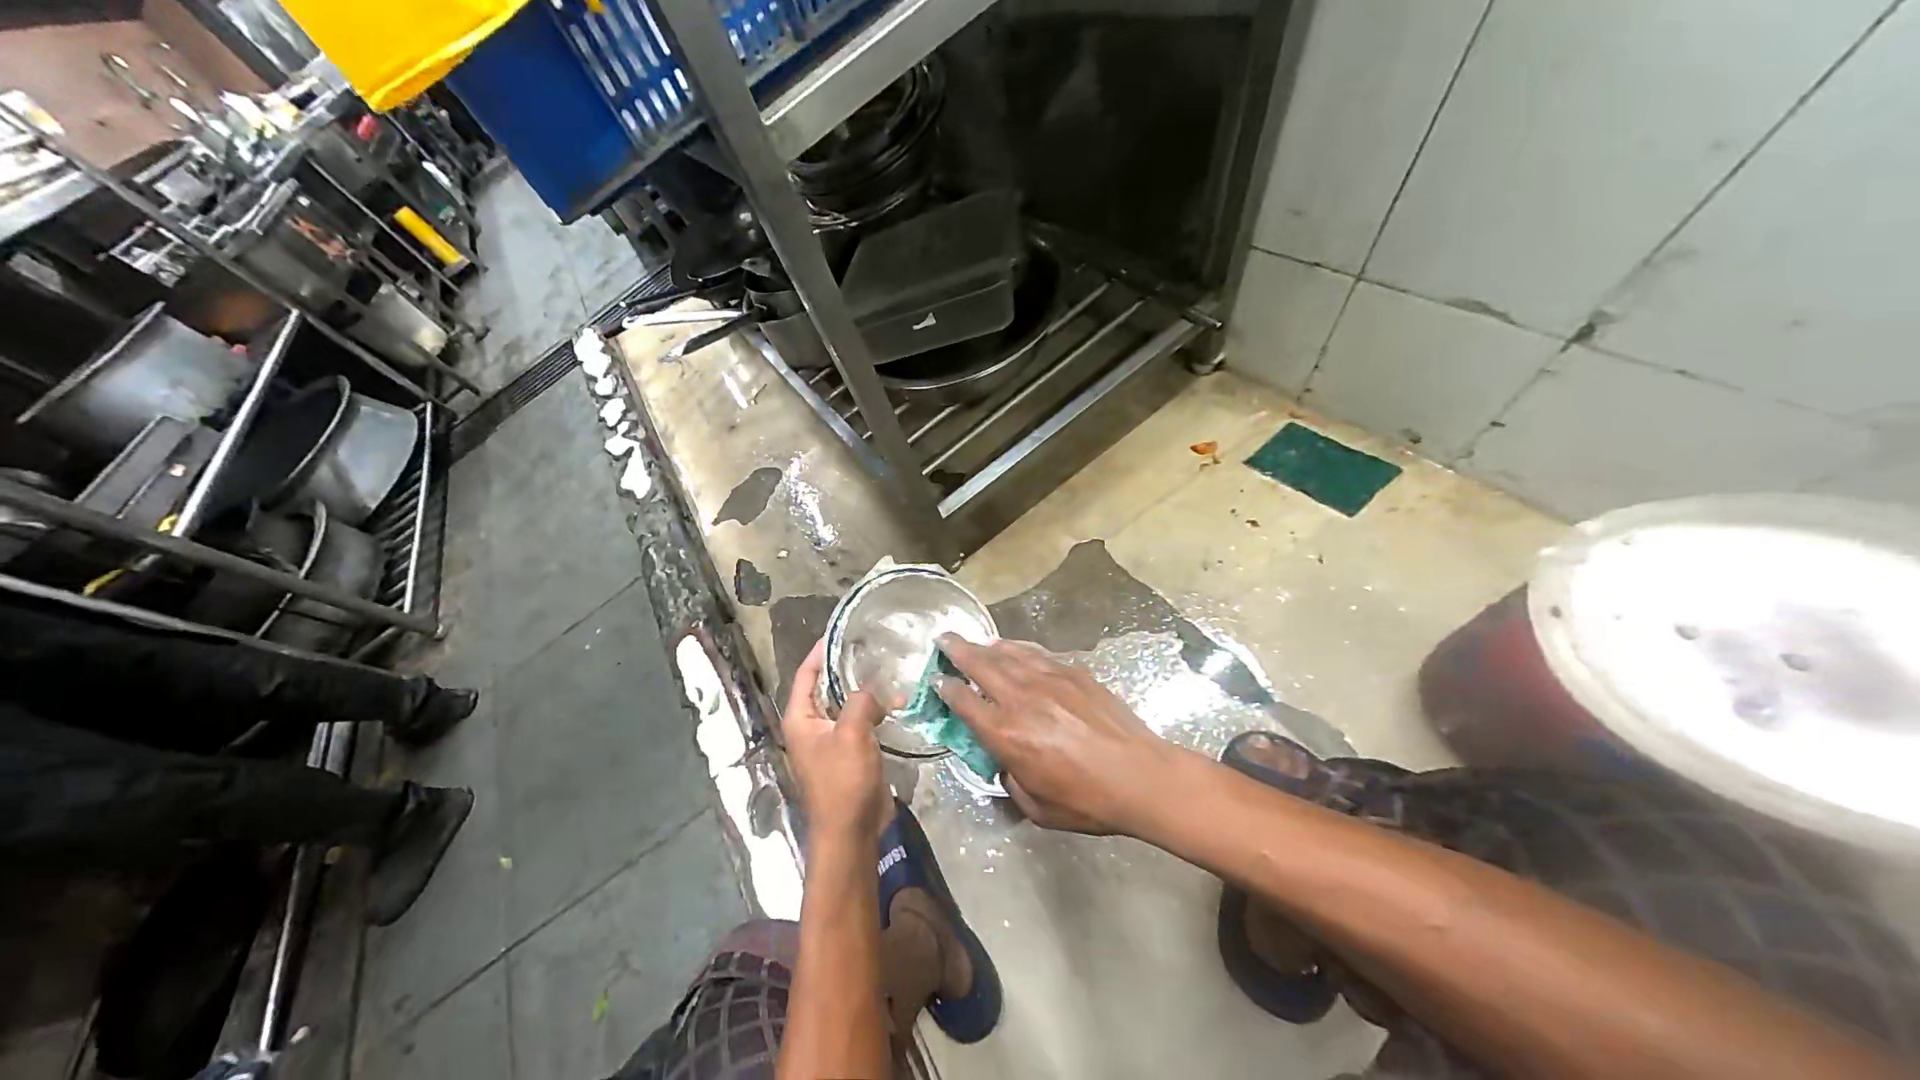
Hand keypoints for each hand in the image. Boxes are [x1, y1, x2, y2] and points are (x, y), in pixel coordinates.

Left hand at [782, 638, 888, 842]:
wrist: (851, 830)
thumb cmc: (843, 781)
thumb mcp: (851, 734)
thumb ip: (860, 701)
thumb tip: (873, 690)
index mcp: (800, 719)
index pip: (805, 674)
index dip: (820, 651)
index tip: (840, 630)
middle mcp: (811, 726)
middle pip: (825, 687)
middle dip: (845, 667)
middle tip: (871, 645)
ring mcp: (831, 741)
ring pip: (846, 705)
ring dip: (863, 689)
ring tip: (887, 667)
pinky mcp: (850, 754)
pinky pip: (860, 723)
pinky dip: (873, 710)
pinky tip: (895, 701)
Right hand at [936, 635, 1189, 834]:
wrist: (1140, 776)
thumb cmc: (1086, 800)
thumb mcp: (1036, 807)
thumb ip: (1012, 780)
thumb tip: (1007, 763)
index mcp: (1006, 734)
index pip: (964, 702)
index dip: (946, 689)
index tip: (937, 680)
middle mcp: (1020, 699)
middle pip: (980, 665)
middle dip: (957, 650)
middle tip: (943, 640)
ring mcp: (1049, 680)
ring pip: (1008, 653)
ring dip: (986, 646)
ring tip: (974, 642)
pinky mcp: (1074, 673)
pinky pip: (1037, 654)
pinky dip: (1019, 649)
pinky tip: (1014, 648)